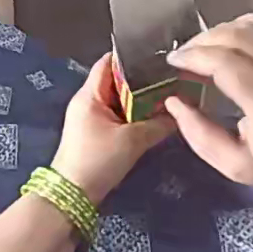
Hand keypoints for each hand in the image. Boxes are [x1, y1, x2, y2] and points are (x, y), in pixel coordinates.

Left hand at [49, 53, 176, 203]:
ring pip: (118, 99)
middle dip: (140, 79)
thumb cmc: (98, 160)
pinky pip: (116, 114)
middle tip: (168, 77)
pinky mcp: (94, 132)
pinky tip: (152, 115)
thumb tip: (179, 115)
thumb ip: (158, 125)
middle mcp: (87, 101)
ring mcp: (90, 117)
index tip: (156, 55)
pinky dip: (132, 113)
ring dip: (138, 98)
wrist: (73, 195)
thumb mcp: (132, 141)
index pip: (108, 62)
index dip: (130, 56)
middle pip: (116, 80)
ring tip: (166, 94)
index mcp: (90, 95)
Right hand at [164, 14, 252, 192]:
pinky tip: (228, 37)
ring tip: (200, 48)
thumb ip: (200, 136)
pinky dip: (242, 25)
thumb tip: (174, 103)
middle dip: (202, 40)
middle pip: (237, 36)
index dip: (195, 57)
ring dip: (219, 31)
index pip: (226, 63)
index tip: (173, 63)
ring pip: (251, 26)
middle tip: (182, 54)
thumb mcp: (234, 166)